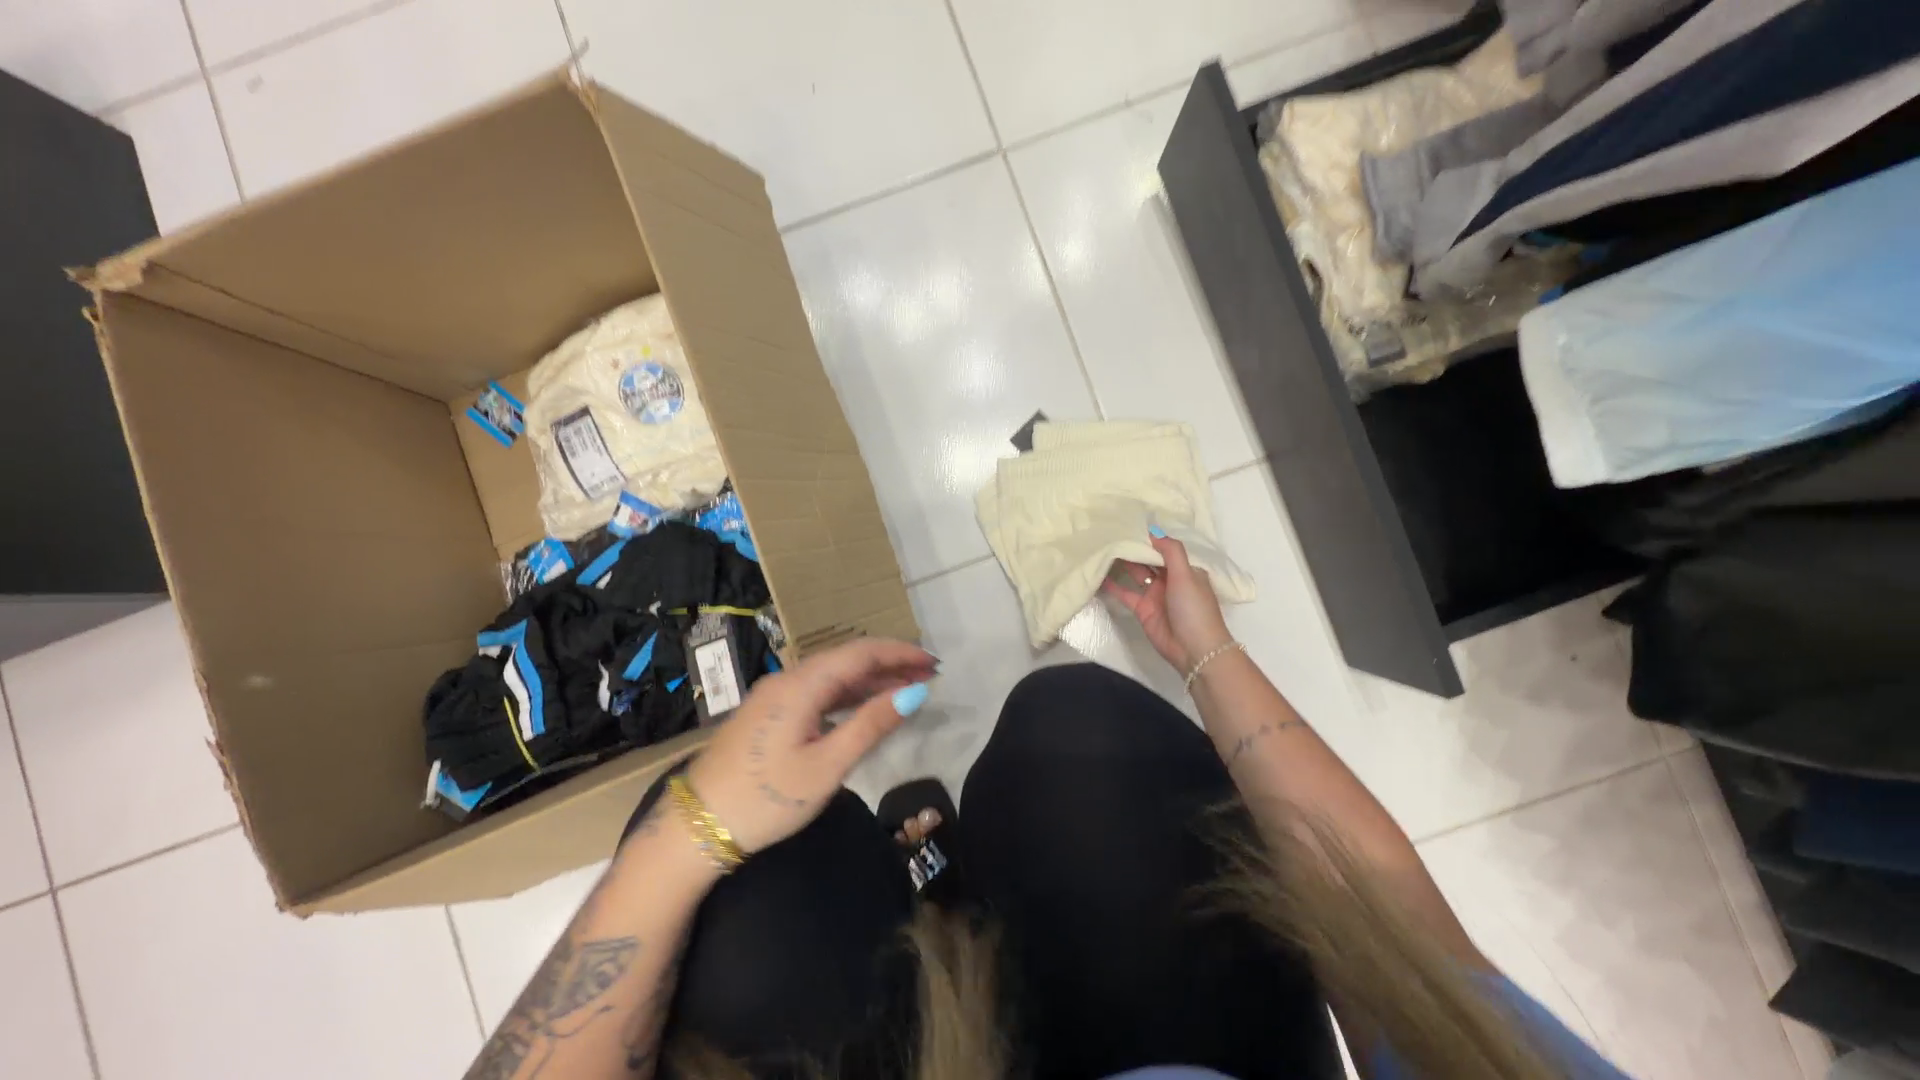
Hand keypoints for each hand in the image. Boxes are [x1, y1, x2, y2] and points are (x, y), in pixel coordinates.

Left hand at [686, 638, 936, 853]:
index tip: (934, 662)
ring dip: (869, 681)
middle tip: (928, 677)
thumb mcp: (827, 766)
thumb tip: (913, 693)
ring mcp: (774, 698)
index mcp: (801, 685)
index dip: (900, 653)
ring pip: (831, 678)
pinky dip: (847, 696)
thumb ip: (870, 725)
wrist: (697, 827)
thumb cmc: (767, 799)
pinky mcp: (768, 716)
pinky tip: (864, 708)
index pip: (860, 653)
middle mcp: (787, 680)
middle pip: (846, 661)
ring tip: (906, 690)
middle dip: (889, 665)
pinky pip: (817, 693)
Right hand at [1103, 534, 1233, 673]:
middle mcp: (1170, 579)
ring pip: (1136, 574)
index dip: (1149, 537)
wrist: (1194, 650)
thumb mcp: (1186, 575)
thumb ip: (1170, 551)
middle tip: (1110, 532)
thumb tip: (1153, 531)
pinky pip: (1126, 593)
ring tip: (1102, 548)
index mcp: (1185, 569)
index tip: (1129, 523)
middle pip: (1149, 559)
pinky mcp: (1143, 610)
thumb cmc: (1194, 608)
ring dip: (1122, 563)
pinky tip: (1098, 575)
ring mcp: (1156, 595)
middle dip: (1134, 548)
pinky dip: (1113, 586)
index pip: (1165, 548)